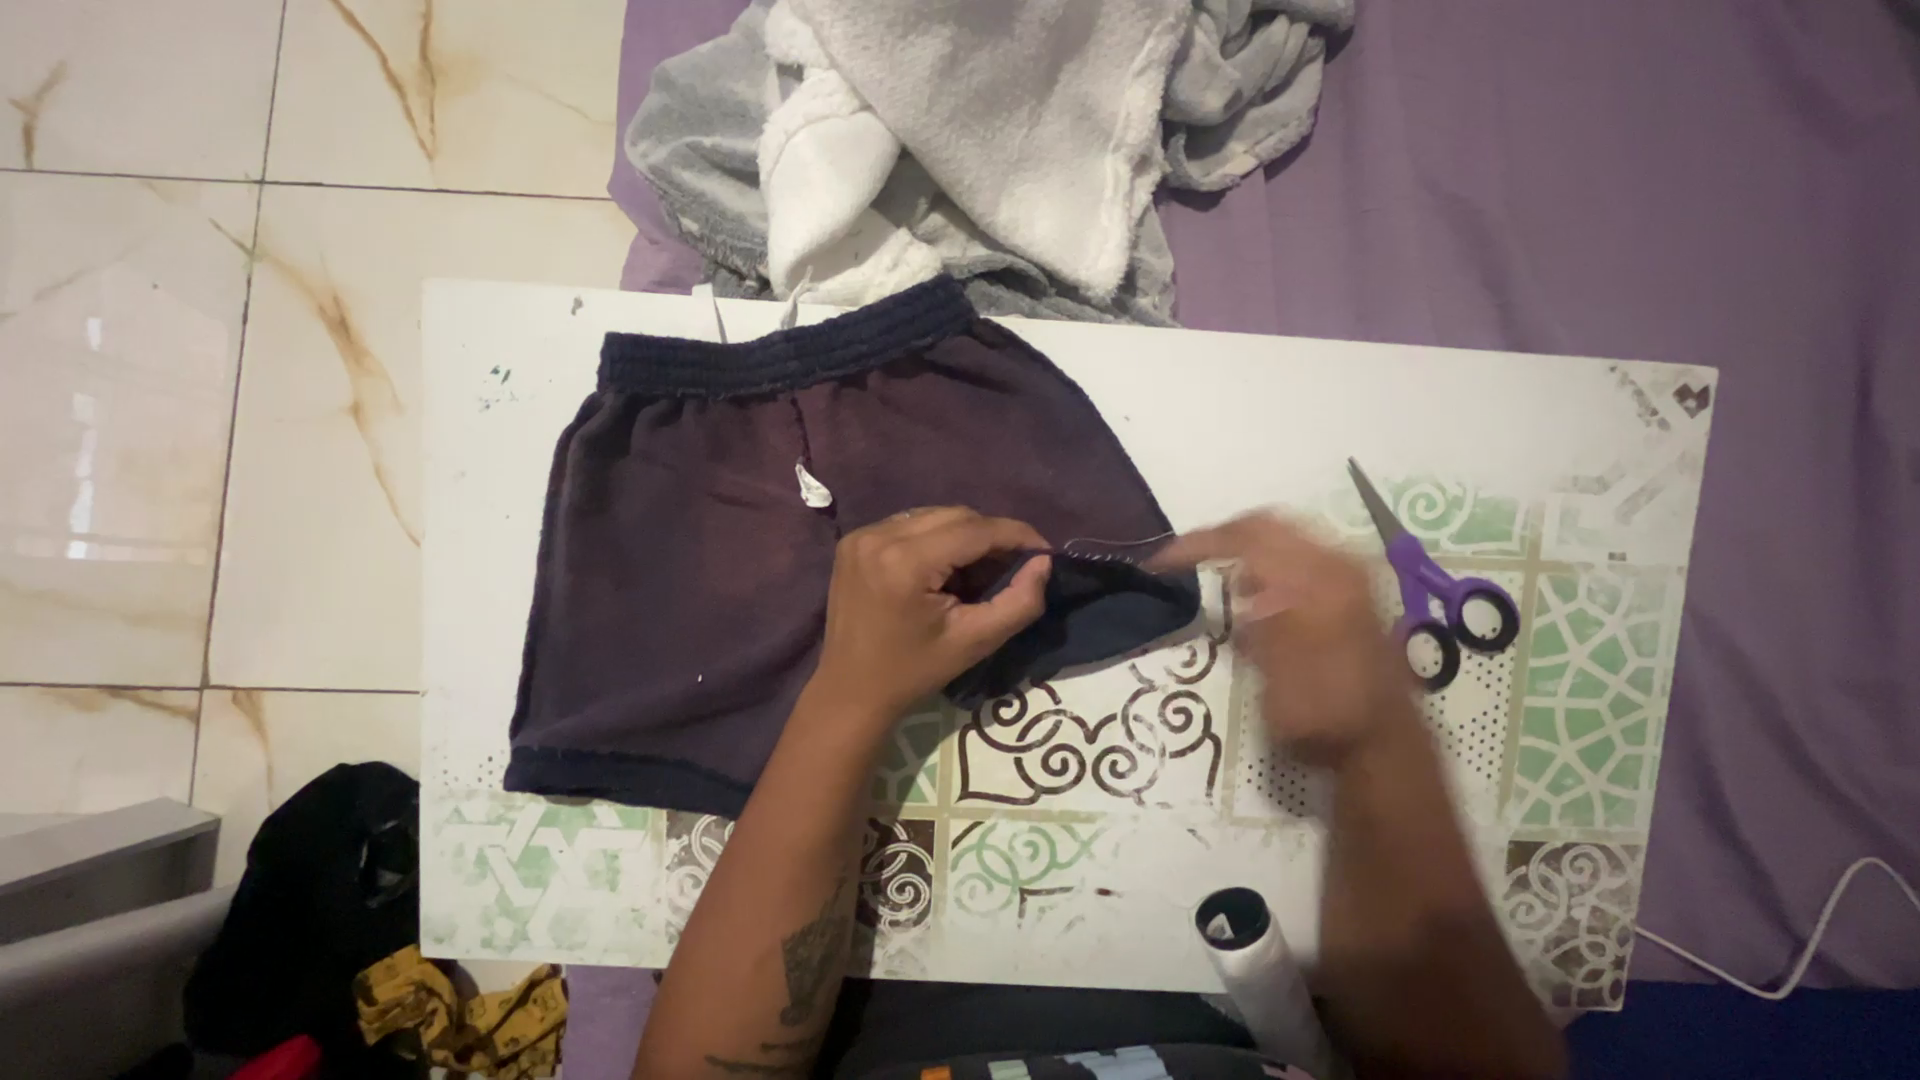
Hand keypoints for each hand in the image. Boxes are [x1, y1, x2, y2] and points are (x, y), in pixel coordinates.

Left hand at [807, 507, 1051, 726]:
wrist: (850, 690)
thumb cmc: (914, 671)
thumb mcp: (975, 642)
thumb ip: (1019, 602)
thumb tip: (1043, 563)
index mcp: (905, 561)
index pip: (975, 530)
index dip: (1016, 535)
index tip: (1045, 551)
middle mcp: (879, 536)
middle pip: (955, 516)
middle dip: (992, 535)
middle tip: (1015, 565)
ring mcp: (862, 535)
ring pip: (934, 516)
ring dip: (965, 535)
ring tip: (981, 569)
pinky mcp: (854, 541)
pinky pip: (910, 524)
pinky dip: (936, 538)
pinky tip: (945, 567)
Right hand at [1149, 512, 1417, 769]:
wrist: (1384, 742)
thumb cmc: (1324, 716)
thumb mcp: (1277, 677)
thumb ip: (1257, 624)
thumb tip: (1239, 588)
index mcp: (1316, 583)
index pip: (1246, 537)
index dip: (1197, 545)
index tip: (1160, 564)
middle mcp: (1336, 566)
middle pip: (1266, 525)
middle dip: (1220, 538)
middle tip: (1183, 558)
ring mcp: (1348, 575)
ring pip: (1284, 535)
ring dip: (1244, 548)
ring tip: (1211, 572)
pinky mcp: (1352, 589)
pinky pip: (1299, 553)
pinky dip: (1267, 560)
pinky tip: (1250, 590)